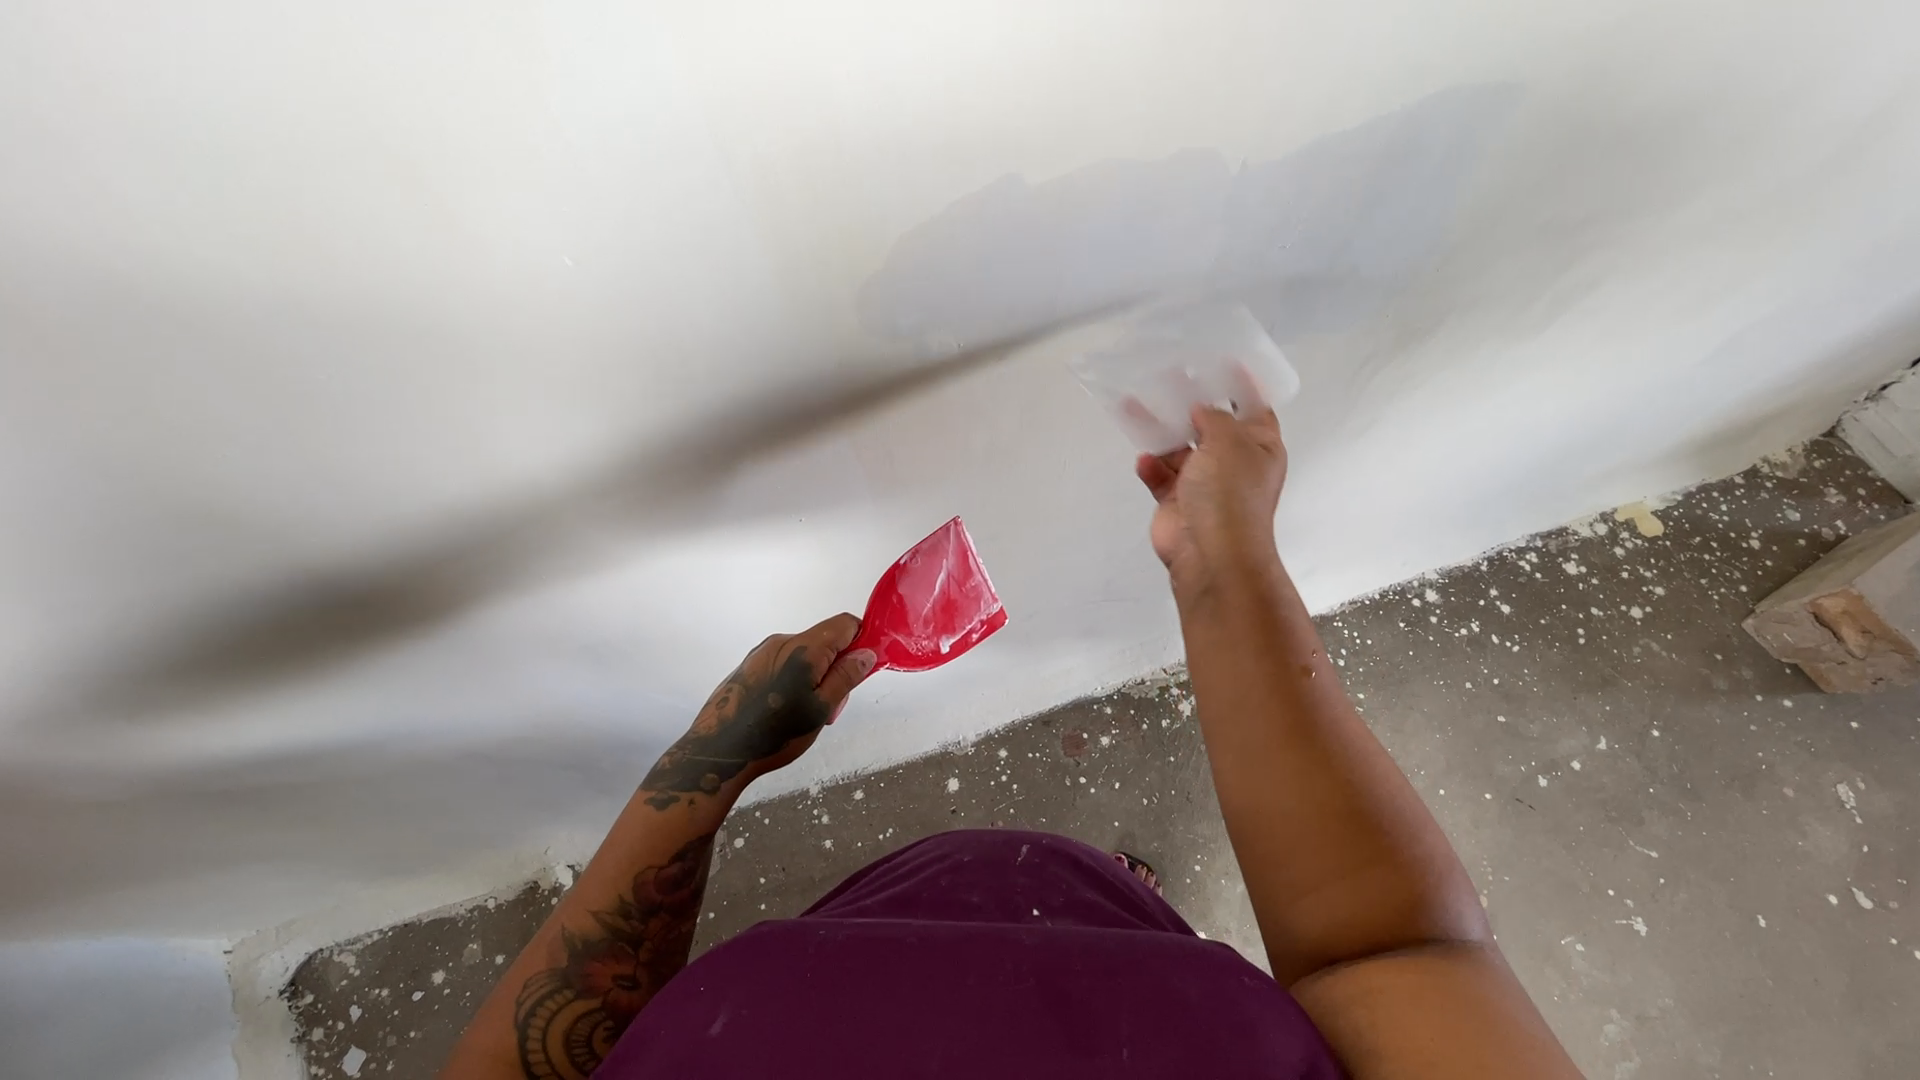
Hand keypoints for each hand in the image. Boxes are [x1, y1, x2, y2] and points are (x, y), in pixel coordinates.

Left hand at [639, 614, 875, 808]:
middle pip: (825, 640)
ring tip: (806, 714)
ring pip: (805, 654)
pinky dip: (796, 679)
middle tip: (831, 705)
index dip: (861, 641)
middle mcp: (782, 641)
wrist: (717, 752)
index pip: (846, 624)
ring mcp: (762, 652)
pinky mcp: (750, 666)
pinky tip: (785, 710)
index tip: (861, 671)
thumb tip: (867, 653)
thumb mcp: (821, 709)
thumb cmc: (775, 734)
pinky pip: (785, 662)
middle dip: (837, 666)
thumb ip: (846, 677)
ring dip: (816, 675)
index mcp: (804, 648)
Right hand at [1134, 372, 1287, 603]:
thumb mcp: (1229, 442)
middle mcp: (1233, 462)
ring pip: (1178, 447)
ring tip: (1137, 404)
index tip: (1221, 360)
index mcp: (1260, 446)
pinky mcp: (1175, 501)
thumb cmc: (1230, 494)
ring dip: (1161, 431)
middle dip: (1190, 403)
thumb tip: (1200, 408)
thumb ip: (1213, 416)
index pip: (1253, 407)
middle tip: (1167, 375)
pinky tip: (1144, 460)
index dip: (1240, 385)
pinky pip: (1160, 475)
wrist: (1210, 555)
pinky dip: (1151, 466)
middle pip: (1210, 424)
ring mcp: (1203, 483)